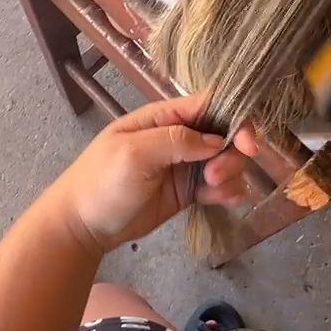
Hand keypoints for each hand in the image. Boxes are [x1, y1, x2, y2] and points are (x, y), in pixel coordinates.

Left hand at [43, 94, 256, 256]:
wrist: (82, 226)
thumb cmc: (100, 182)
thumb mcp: (132, 155)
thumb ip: (174, 141)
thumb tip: (214, 140)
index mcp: (162, 117)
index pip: (210, 104)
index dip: (236, 119)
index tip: (248, 145)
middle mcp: (178, 136)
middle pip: (224, 133)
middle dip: (231, 154)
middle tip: (215, 177)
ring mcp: (183, 165)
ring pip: (225, 160)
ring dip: (231, 174)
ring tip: (215, 192)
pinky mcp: (186, 191)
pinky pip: (218, 186)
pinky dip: (228, 192)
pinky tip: (227, 202)